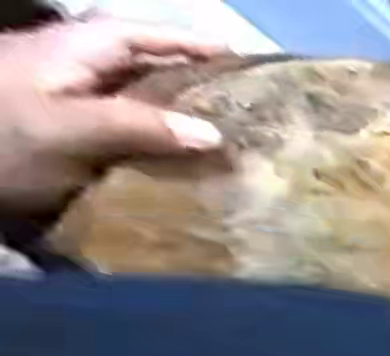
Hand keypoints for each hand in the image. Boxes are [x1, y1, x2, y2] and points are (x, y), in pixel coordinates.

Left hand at [0, 18, 228, 211]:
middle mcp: (59, 73)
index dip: (178, 39)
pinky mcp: (62, 138)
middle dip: (181, 71)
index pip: (124, 34)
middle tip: (236, 94)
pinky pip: (125, 129)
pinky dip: (161, 136)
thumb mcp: (67, 129)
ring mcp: (57, 106)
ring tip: (223, 127)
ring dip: (176, 107)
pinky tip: (185, 156)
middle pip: (127, 61)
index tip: (231, 53)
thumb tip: (214, 134)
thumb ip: (138, 126)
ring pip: (128, 95)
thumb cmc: (0, 141)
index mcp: (59, 56)